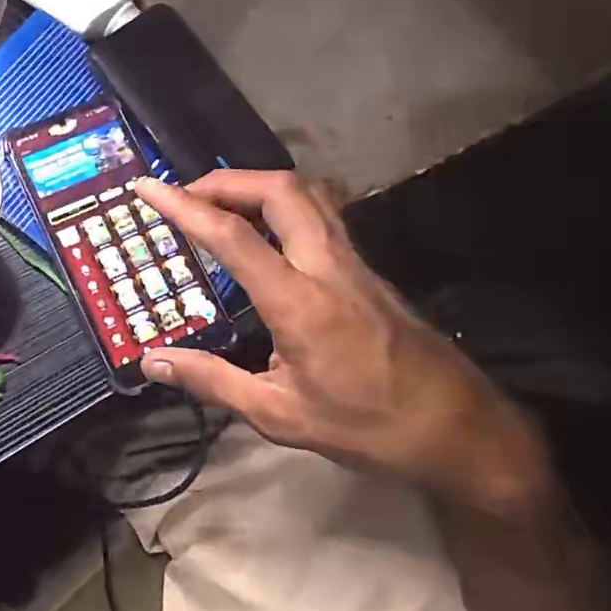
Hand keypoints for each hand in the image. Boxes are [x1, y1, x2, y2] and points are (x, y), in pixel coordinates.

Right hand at [135, 171, 552, 518]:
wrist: (462, 429)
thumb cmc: (368, 426)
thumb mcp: (280, 415)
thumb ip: (212, 382)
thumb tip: (152, 362)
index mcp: (300, 302)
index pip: (232, 236)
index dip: (183, 206)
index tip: (147, 187)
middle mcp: (328, 266)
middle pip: (280, 189)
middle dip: (225, 180)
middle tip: (186, 196)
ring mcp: (353, 262)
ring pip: (307, 193)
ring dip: (256, 185)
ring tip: (217, 204)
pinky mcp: (365, 269)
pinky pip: (320, 213)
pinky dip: (279, 204)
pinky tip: (262, 231)